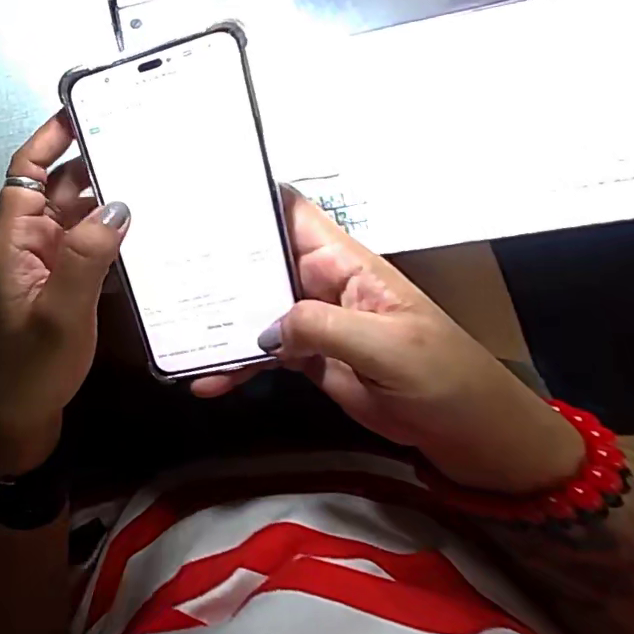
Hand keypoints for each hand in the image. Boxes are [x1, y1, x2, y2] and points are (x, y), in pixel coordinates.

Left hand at [0, 112, 129, 476]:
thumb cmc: (32, 366)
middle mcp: (31, 240)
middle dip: (93, 159)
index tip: (83, 109)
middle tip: (139, 139)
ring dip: (108, 194)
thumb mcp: (61, 311)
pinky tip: (146, 223)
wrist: (23, 415)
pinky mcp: (68, 278)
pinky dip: (114, 227)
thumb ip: (87, 256)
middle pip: (59, 184)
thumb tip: (120, 205)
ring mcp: (51, 259)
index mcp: (15, 237)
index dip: (50, 136)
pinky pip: (91, 239)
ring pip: (79, 211)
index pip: (27, 170)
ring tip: (152, 173)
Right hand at [192, 190, 582, 493]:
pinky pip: (262, 351)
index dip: (252, 201)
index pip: (293, 214)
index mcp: (344, 264)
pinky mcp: (308, 355)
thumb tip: (266, 329)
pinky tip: (210, 380)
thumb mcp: (388, 346)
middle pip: (260, 261)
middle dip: (219, 263)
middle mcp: (321, 284)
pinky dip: (236, 363)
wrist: (466, 433)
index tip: (205, 199)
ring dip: (220, 320)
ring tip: (177, 332)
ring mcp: (312, 321)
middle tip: (167, 268)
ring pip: (254, 309)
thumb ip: (323, 327)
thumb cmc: (444, 376)